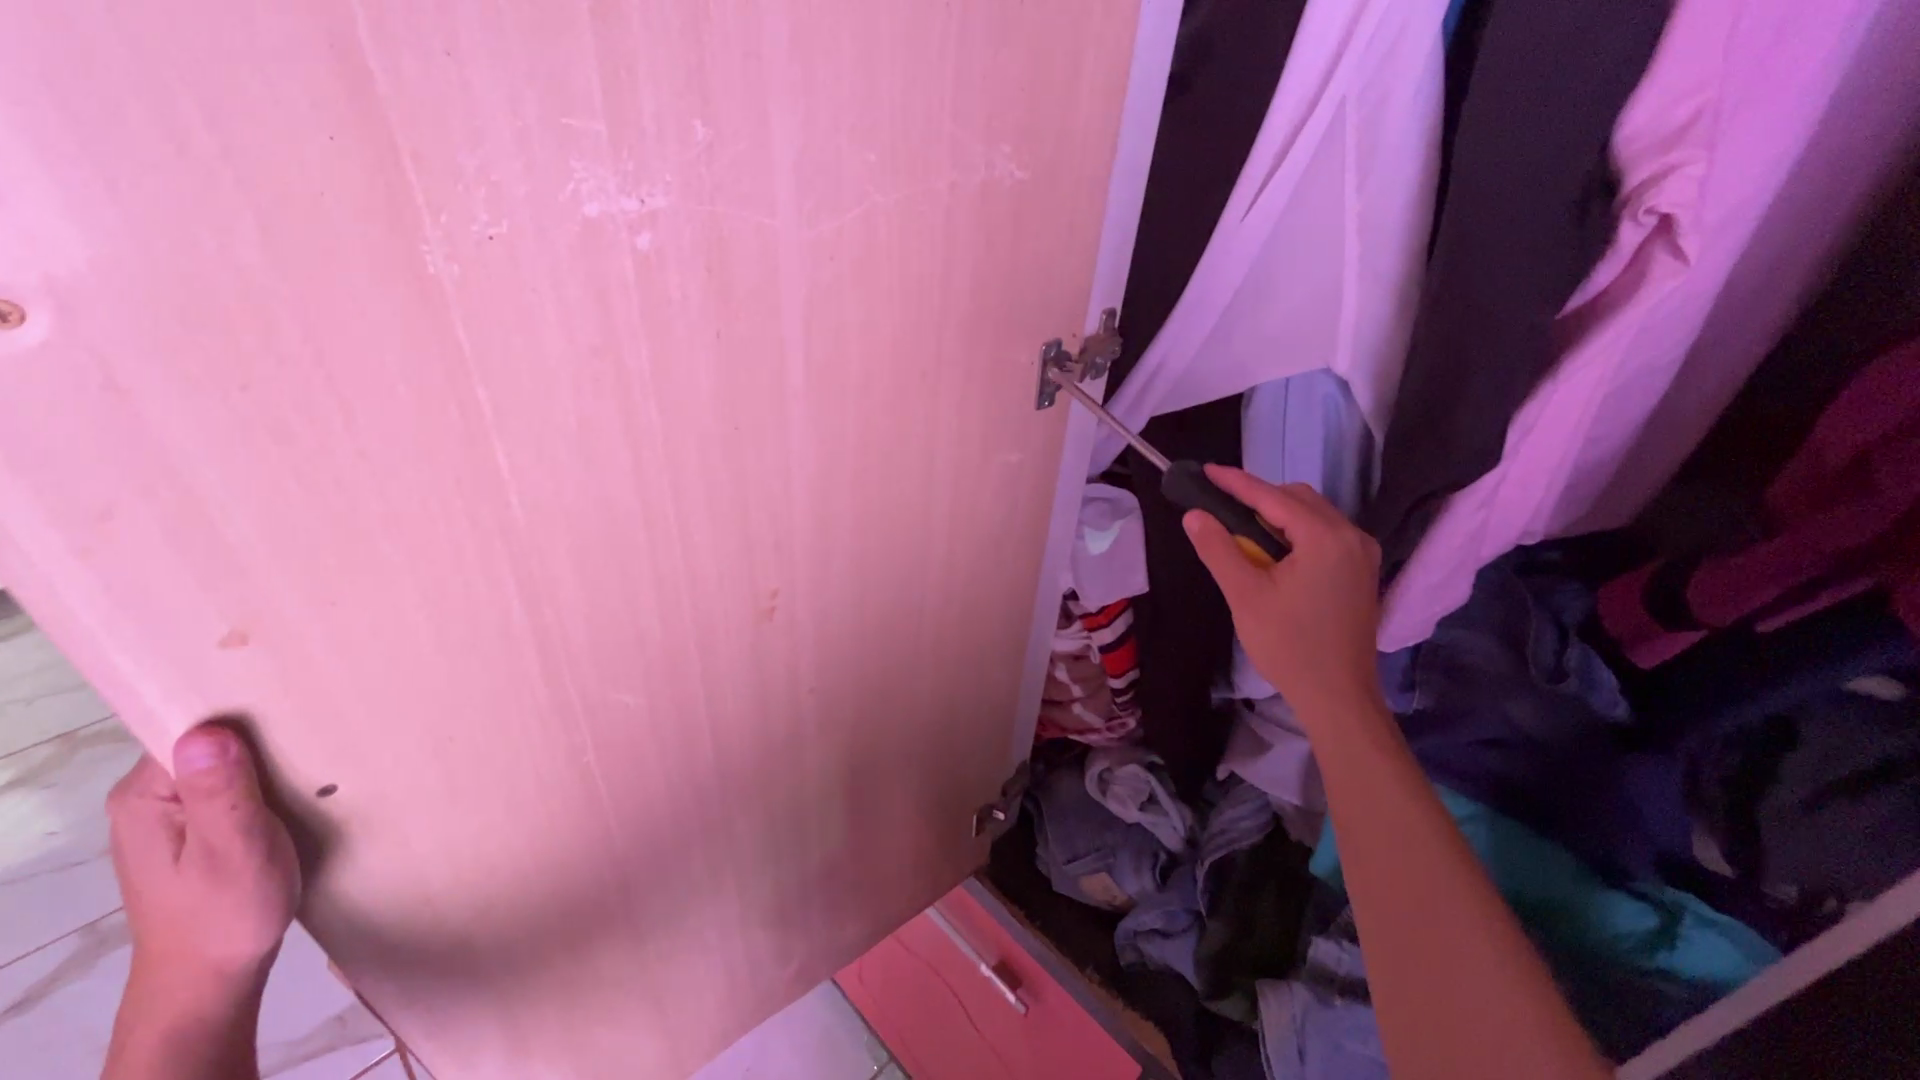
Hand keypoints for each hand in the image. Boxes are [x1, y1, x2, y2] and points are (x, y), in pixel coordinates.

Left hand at [107, 722, 300, 991]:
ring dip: (270, 758)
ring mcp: (171, 813)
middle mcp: (148, 797)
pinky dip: (267, 780)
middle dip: (262, 734)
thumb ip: (220, 791)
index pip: (189, 728)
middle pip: (207, 741)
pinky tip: (300, 785)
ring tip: (318, 752)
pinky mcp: (196, 827)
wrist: (211, 976)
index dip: (240, 712)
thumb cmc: (225, 912)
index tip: (292, 702)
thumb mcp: (231, 850)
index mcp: (146, 797)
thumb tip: (210, 732)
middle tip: (319, 728)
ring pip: (224, 762)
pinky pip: (231, 784)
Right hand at [1183, 465, 1384, 724]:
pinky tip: (1275, 553)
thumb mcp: (1245, 595)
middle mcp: (1352, 536)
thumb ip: (1219, 549)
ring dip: (1278, 517)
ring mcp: (1362, 554)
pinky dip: (1297, 534)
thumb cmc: (1288, 645)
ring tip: (1243, 533)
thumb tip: (1195, 515)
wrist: (1337, 695)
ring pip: (1314, 516)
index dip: (1236, 483)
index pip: (1272, 497)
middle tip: (1221, 509)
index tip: (1206, 471)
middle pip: (1298, 499)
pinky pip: (1326, 535)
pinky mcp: (1362, 572)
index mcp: (1325, 537)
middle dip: (1259, 498)